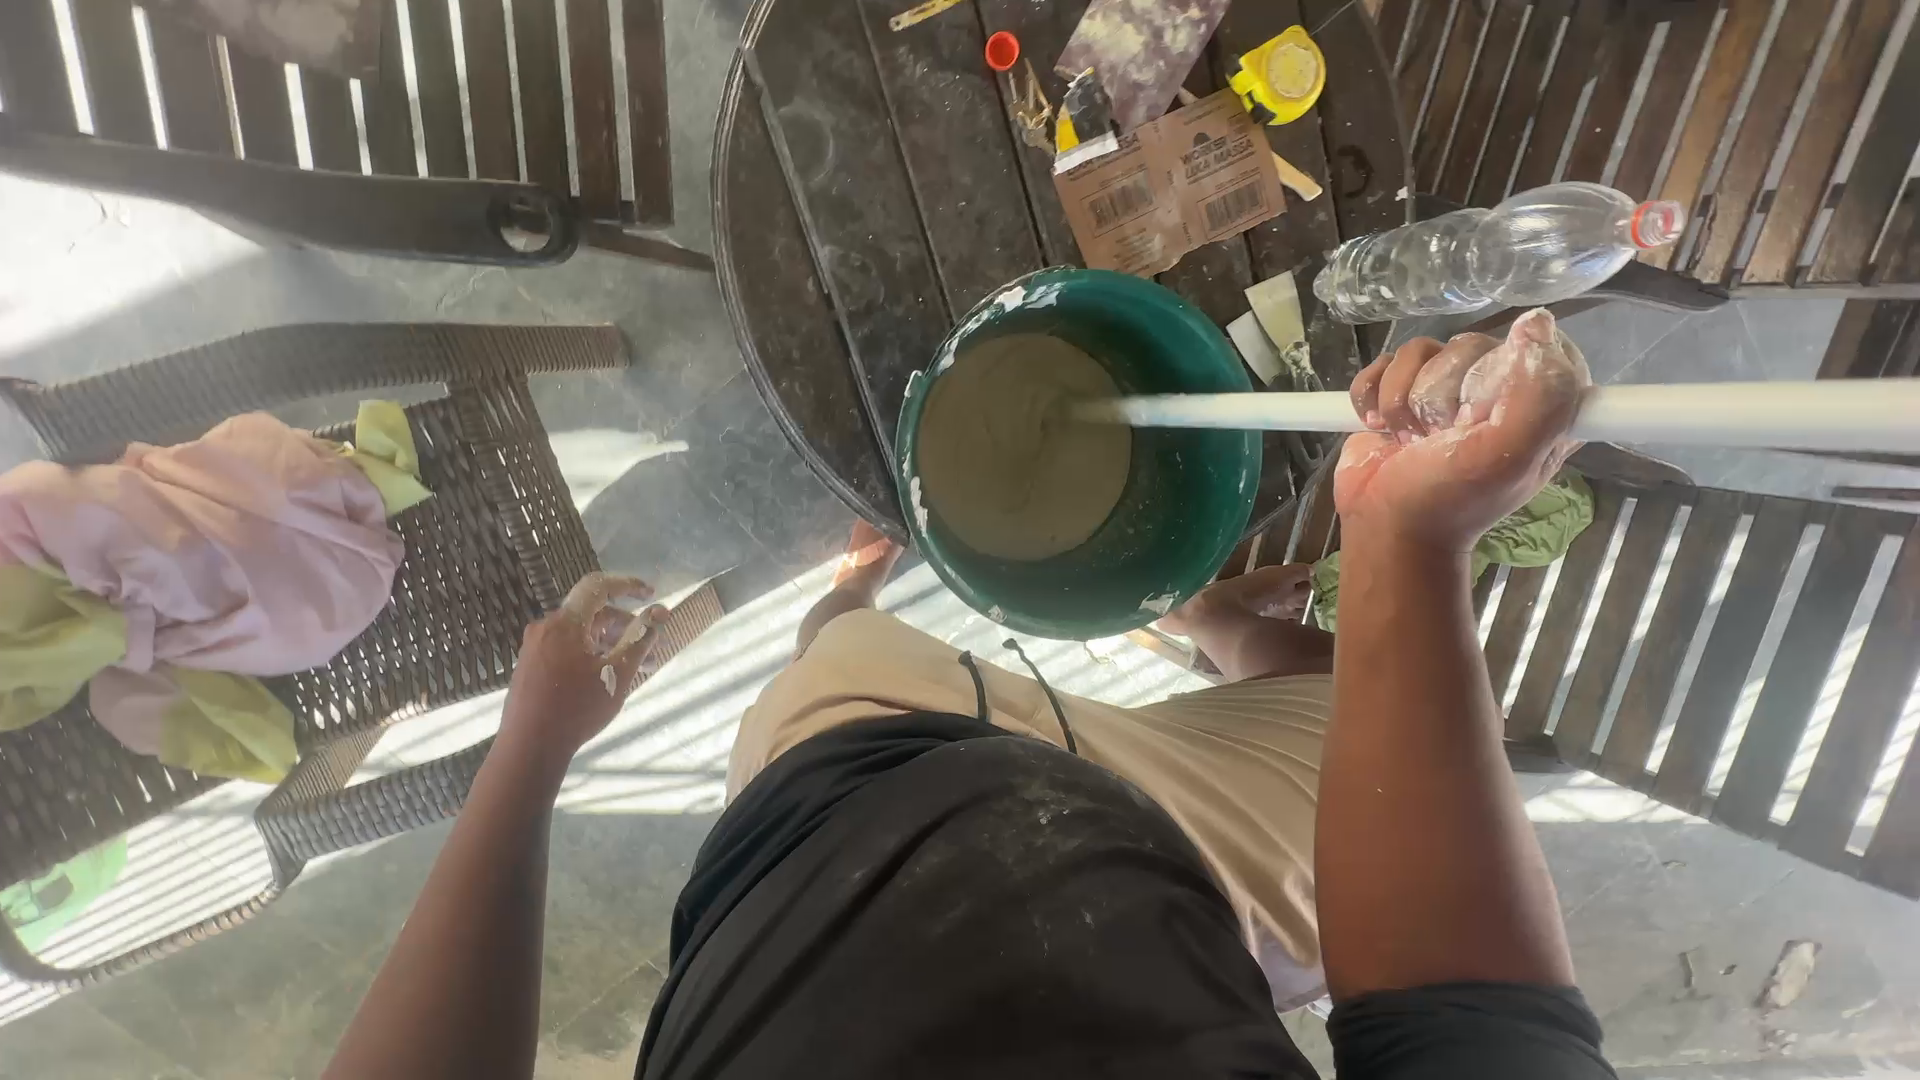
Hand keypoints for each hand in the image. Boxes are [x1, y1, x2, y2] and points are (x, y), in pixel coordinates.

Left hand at [500, 572, 669, 758]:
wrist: (528, 748)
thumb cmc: (576, 709)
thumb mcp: (618, 672)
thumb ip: (640, 638)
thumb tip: (660, 611)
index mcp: (565, 624)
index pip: (598, 586)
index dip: (628, 585)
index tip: (651, 595)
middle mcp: (546, 628)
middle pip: (594, 613)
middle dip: (627, 626)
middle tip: (654, 646)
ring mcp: (536, 647)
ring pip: (583, 633)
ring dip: (613, 643)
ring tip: (639, 667)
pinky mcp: (532, 665)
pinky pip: (569, 647)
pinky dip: (594, 652)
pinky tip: (610, 675)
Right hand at [1335, 310, 1586, 554]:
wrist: (1383, 525)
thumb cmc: (1447, 500)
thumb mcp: (1507, 454)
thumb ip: (1539, 393)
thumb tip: (1533, 321)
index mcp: (1539, 405)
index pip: (1529, 345)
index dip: (1494, 374)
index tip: (1475, 417)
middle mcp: (1493, 392)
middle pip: (1464, 345)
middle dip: (1435, 393)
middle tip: (1434, 437)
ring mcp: (1441, 393)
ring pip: (1417, 352)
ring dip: (1397, 399)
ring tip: (1403, 437)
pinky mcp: (1395, 397)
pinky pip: (1379, 366)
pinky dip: (1367, 395)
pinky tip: (1374, 425)